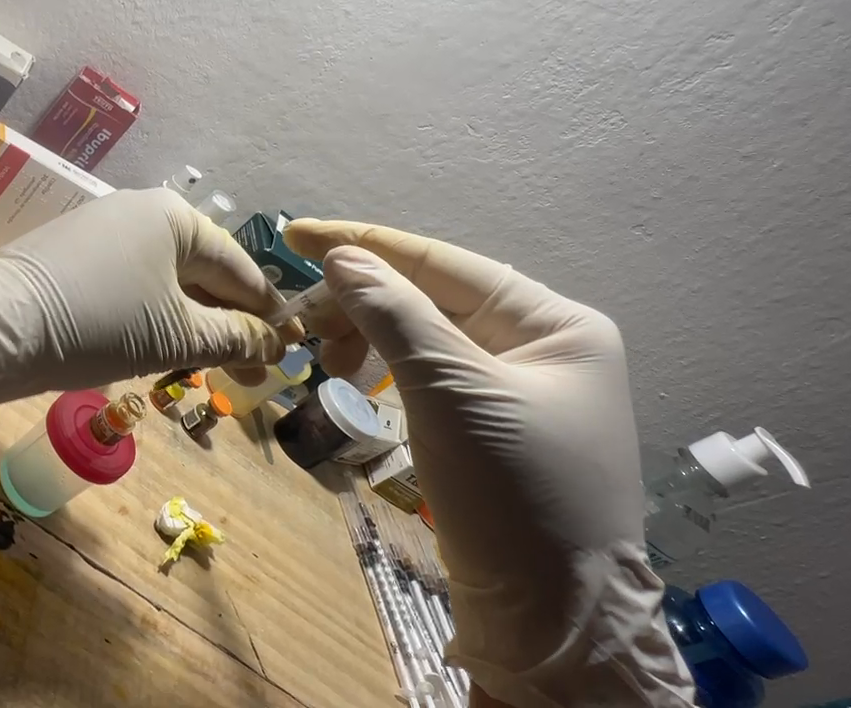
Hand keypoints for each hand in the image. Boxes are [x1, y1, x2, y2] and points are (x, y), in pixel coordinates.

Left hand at [0, 189, 286, 434]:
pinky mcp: (71, 253)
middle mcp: (138, 211)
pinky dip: (149, 314)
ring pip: (162, 280)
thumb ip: (232, 337)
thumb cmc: (99, 323)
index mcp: (173, 216)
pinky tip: (156, 348)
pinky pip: (128, 282)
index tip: (290, 352)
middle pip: (200, 270)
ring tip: (206, 367)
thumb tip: (274, 343)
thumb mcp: (174, 335)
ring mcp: (100, 230)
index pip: (239, 267)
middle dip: (225, 322)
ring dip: (187, 322)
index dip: (266, 313)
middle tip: (250, 373)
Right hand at [283, 220, 695, 707]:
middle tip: (297, 317)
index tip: (296, 232)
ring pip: (417, 332)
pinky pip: (419, 370)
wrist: (551, 619)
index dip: (364, 243)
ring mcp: (512, 385)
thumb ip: (394, 313)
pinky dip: (378, 366)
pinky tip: (348, 376)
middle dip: (358, 301)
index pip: (441, 262)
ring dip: (362, 334)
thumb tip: (341, 255)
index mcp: (554, 324)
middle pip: (427, 296)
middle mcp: (538, 344)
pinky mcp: (485, 421)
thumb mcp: (449, 392)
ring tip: (319, 354)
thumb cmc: (513, 494)